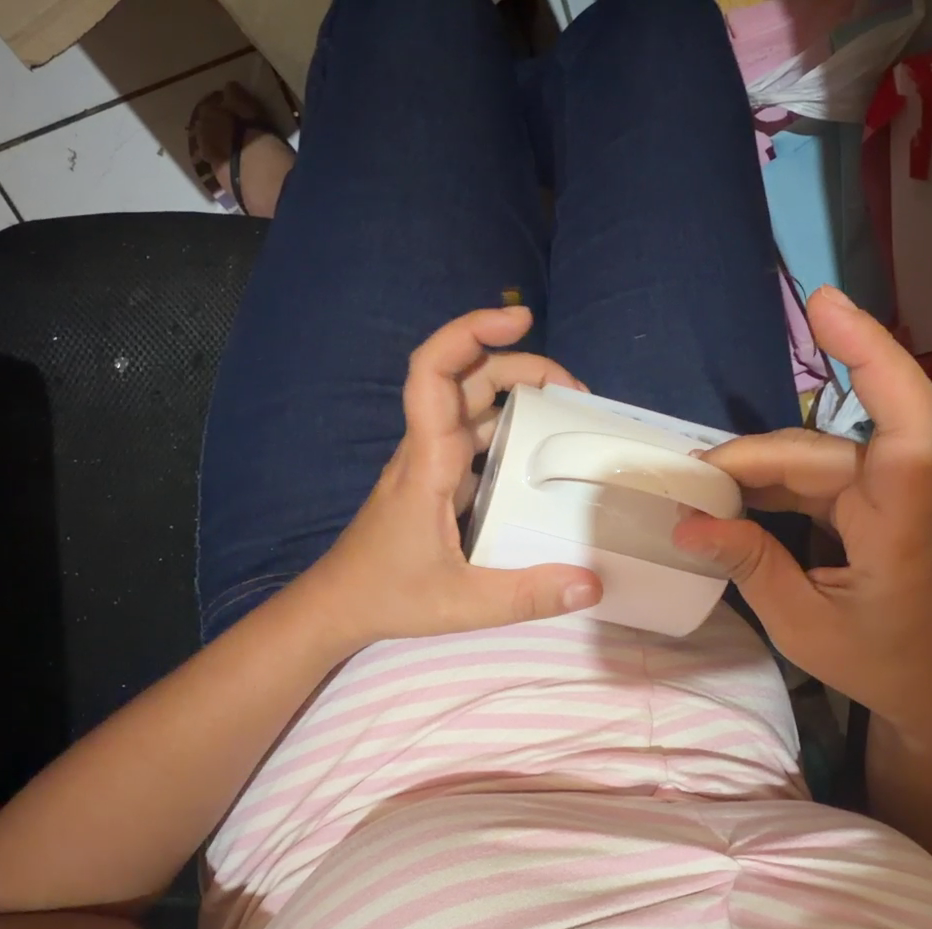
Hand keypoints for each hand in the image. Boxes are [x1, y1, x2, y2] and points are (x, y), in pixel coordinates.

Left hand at [295, 307, 602, 647]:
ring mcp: (429, 460)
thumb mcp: (462, 604)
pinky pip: (473, 433)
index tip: (520, 321)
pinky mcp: (436, 477)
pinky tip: (539, 446)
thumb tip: (591, 585)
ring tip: (567, 408)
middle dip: (518, 364)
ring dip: (515, 390)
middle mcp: (426, 448)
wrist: (339, 604)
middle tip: (573, 389)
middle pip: (465, 377)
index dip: (470, 332)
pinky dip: (507, 424)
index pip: (434, 373)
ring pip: (470, 402)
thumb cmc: (390, 595)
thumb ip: (527, 596)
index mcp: (426, 462)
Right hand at [672, 286, 931, 728]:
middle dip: (752, 460)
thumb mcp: (803, 628)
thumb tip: (684, 523)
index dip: (870, 352)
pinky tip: (744, 494)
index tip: (822, 305)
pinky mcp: (900, 497)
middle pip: (825, 449)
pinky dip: (788, 483)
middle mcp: (920, 491)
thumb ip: (750, 566)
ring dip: (765, 470)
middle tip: (688, 482)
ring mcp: (914, 490)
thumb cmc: (882, 666)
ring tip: (707, 487)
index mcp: (906, 526)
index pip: (905, 420)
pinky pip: (836, 473)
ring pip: (825, 456)